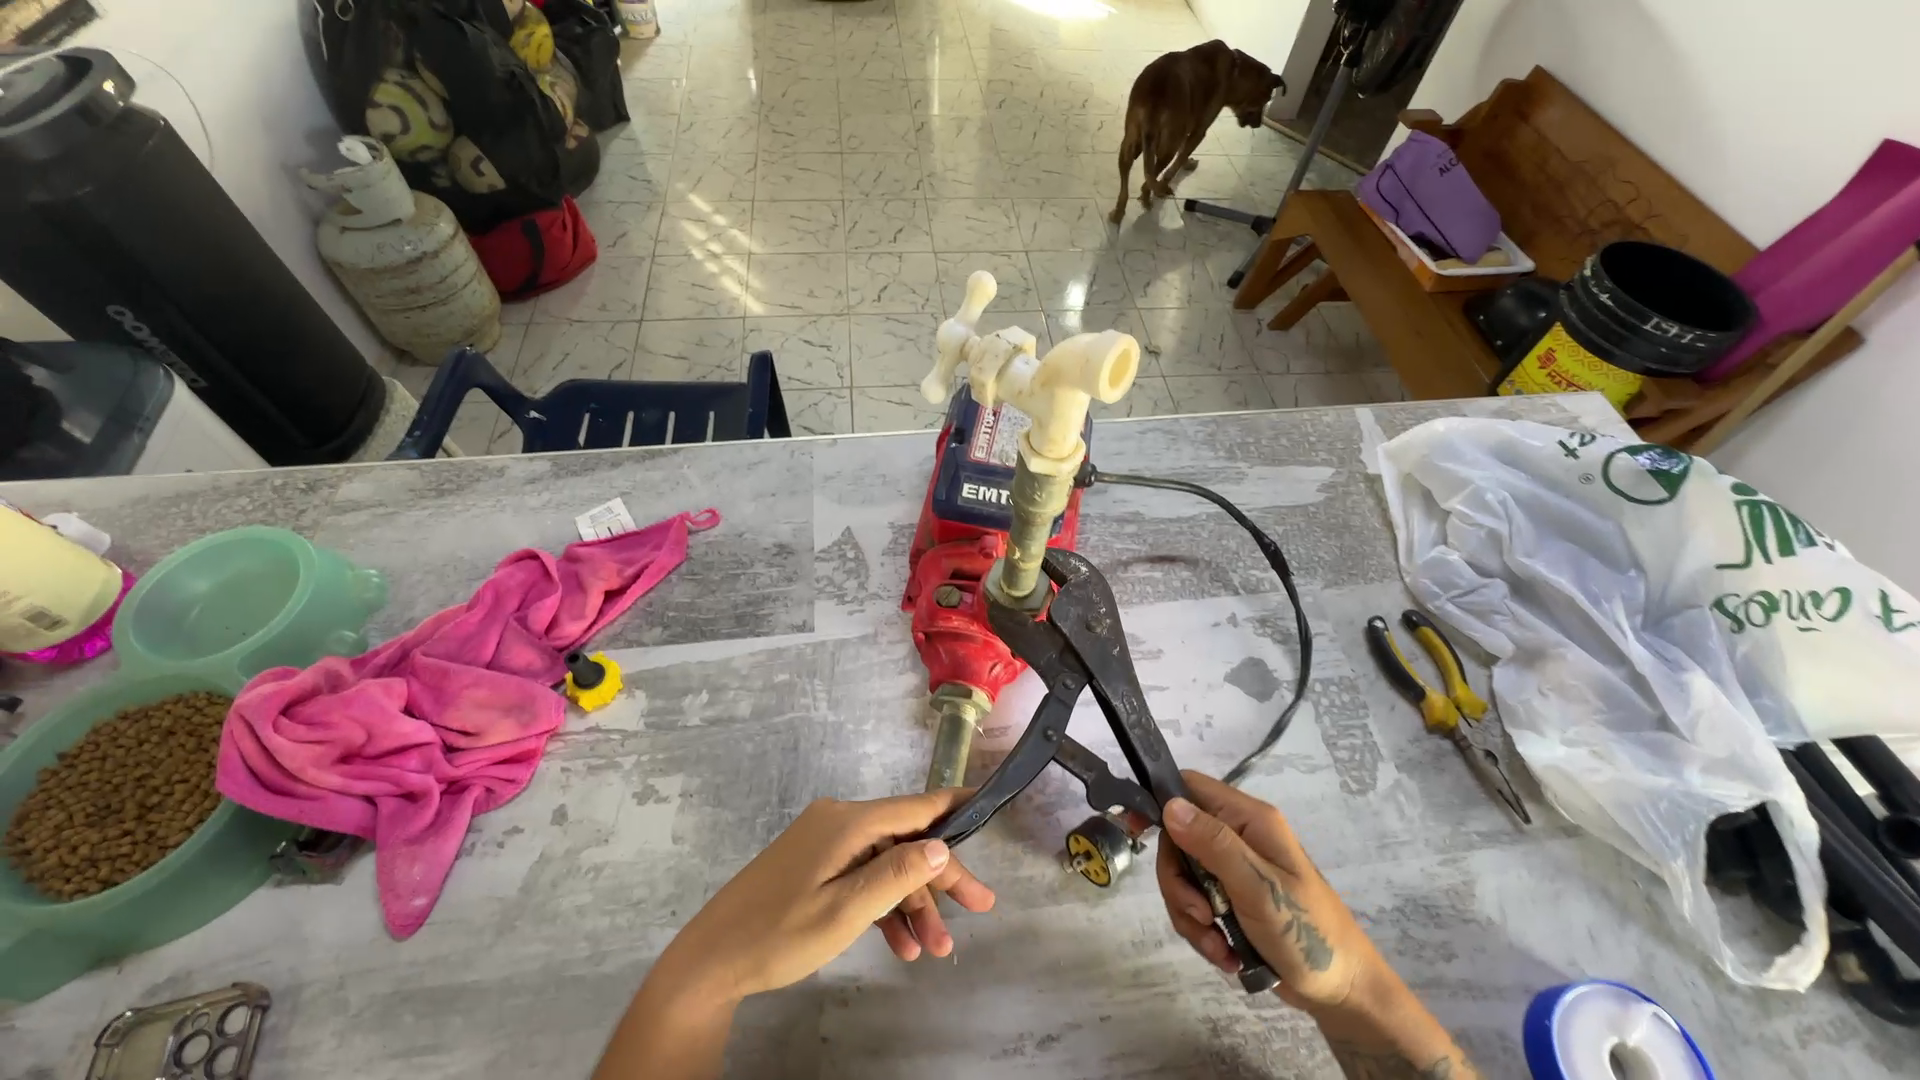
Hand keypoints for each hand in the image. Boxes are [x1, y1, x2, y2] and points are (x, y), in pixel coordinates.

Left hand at [650, 788, 996, 1007]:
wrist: (711, 960)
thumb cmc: (780, 935)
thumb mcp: (846, 911)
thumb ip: (897, 875)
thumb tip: (941, 845)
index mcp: (848, 823)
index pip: (916, 806)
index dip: (955, 807)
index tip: (989, 804)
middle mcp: (840, 822)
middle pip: (906, 841)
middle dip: (941, 879)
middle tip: (980, 909)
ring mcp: (826, 844)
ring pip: (886, 865)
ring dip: (912, 904)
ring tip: (935, 950)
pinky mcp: (816, 865)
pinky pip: (862, 877)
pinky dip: (883, 907)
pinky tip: (901, 945)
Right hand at [1156, 771, 1382, 1013]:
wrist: (1344, 993)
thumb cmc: (1308, 934)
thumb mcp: (1259, 888)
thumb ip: (1214, 844)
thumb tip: (1170, 805)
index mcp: (1250, 820)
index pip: (1190, 788)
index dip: (1158, 802)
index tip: (1133, 828)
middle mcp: (1240, 838)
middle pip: (1178, 841)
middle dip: (1178, 883)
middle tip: (1199, 914)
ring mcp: (1235, 871)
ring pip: (1183, 878)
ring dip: (1190, 916)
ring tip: (1217, 944)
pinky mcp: (1232, 901)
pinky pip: (1195, 906)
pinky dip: (1202, 932)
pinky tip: (1225, 953)